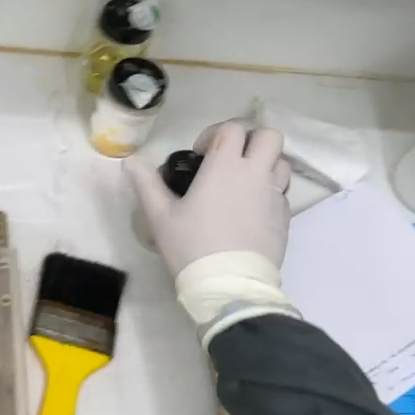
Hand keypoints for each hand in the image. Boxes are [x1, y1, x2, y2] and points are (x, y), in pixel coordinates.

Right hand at [128, 122, 293, 276]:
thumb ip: (145, 183)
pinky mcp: (285, 218)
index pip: (231, 129)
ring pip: (282, 163)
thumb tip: (129, 162)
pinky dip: (269, 192)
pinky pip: (282, 193)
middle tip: (230, 159)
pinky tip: (250, 211)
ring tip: (244, 183)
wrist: (229, 285)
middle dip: (250, 139)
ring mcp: (274, 196)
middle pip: (268, 136)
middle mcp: (255, 174)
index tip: (201, 154)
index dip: (215, 133)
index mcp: (225, 167)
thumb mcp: (160, 216)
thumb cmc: (191, 246)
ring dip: (265, 164)